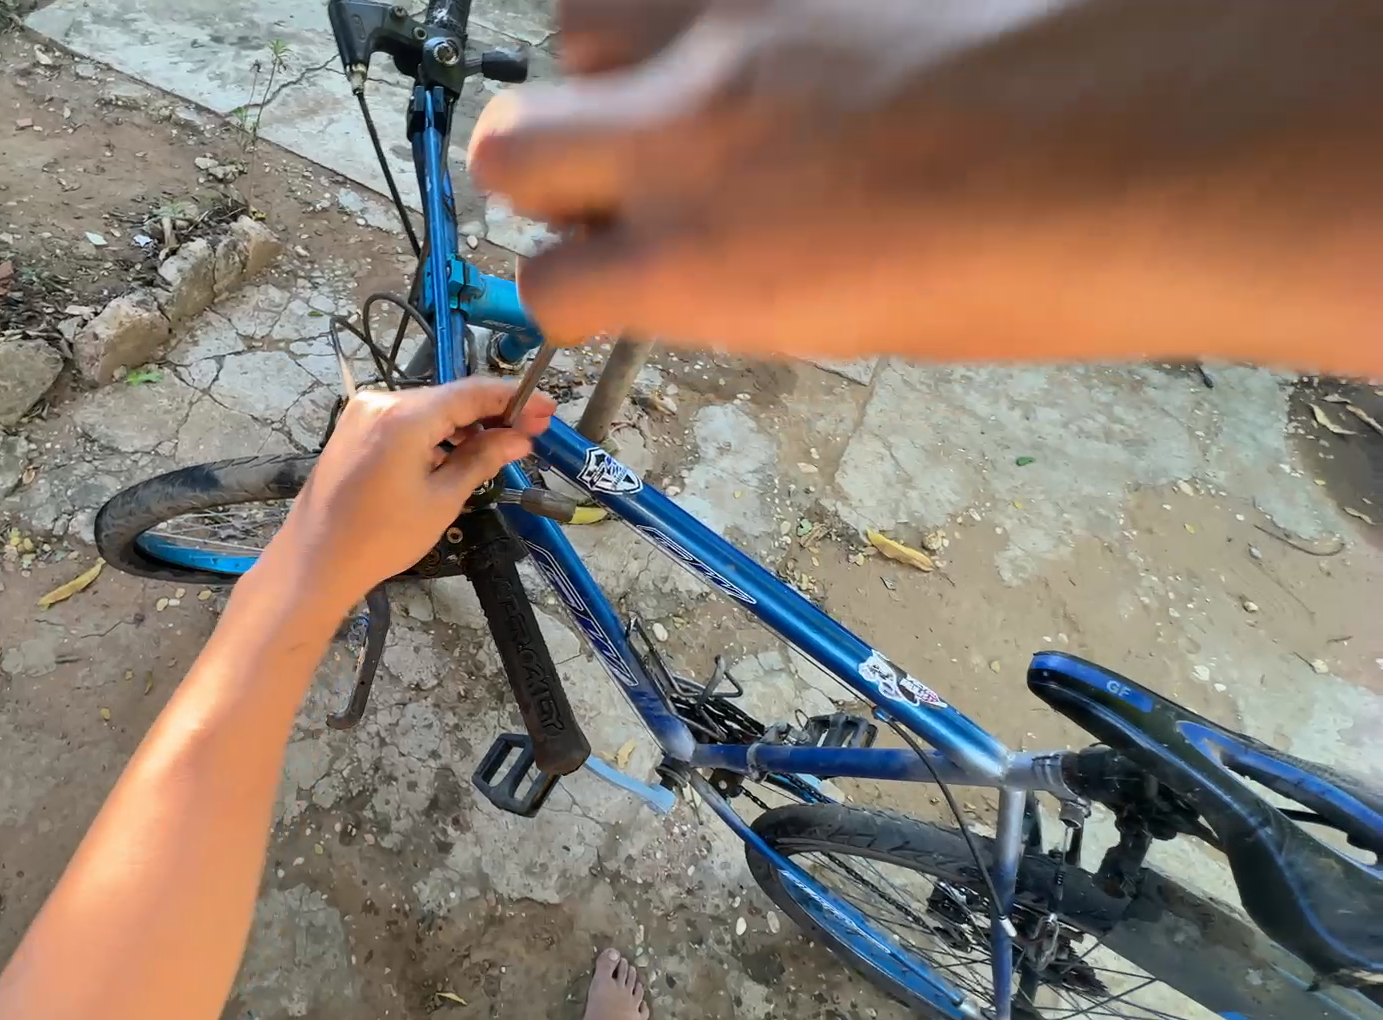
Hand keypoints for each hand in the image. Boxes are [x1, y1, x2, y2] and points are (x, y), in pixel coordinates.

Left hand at [269, 379, 555, 606]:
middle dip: (491, 415)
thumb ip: (482, 459)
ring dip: (463, 426)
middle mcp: (381, 401)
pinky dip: (433, 434)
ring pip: (428, 410)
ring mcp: (362, 413)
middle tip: (528, 434)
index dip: (514, 399)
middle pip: (449, 398)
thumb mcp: (442, 500)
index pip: (472, 392)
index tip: (546, 409)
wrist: (316, 561)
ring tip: (498, 448)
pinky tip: (455, 454)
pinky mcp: (353, 428)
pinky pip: (404, 422)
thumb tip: (519, 438)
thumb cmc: (382, 538)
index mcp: (404, 416)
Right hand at [473, 0, 1382, 369]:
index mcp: (690, 269)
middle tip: (611, 177)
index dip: (563, 289)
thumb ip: (695, 281)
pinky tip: (761, 33)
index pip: (542, 284)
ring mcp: (735, 23)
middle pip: (504, 144)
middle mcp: (684, 142)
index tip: (599, 280)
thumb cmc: (1000, 275)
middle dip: (539, 171)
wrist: (1180, 137)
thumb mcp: (805, 322)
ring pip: (576, 20)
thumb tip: (650, 253)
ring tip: (688, 83)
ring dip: (607, 64)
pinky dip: (695, 7)